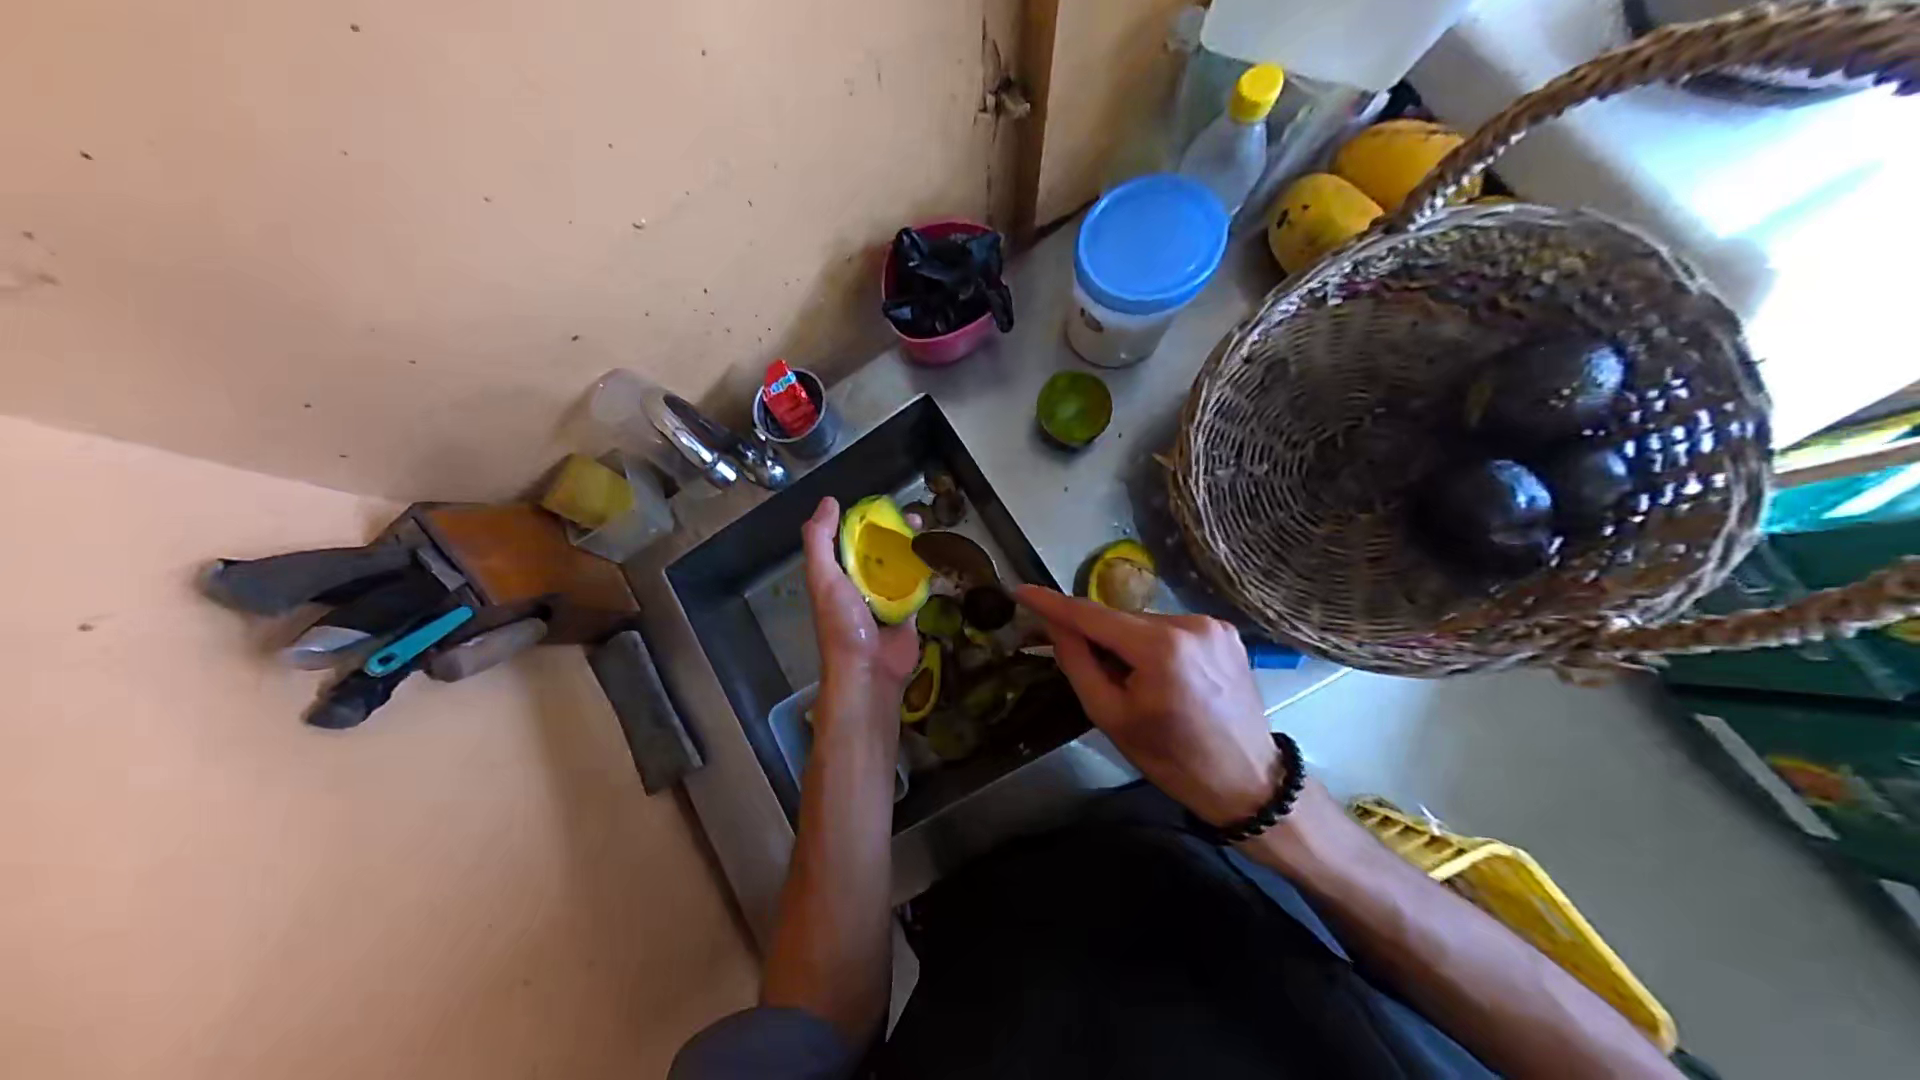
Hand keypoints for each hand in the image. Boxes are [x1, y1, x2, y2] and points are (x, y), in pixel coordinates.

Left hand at [802, 497, 921, 703]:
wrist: (869, 671)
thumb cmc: (842, 624)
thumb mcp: (823, 578)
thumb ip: (820, 540)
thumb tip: (829, 501)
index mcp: (836, 574)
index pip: (848, 538)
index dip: (864, 519)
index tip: (883, 506)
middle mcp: (859, 583)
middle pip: (878, 549)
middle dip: (894, 531)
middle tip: (914, 518)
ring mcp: (884, 597)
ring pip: (899, 564)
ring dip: (912, 547)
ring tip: (927, 532)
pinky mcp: (907, 611)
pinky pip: (917, 585)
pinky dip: (925, 571)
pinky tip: (935, 556)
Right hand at [1014, 586, 1282, 826]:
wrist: (1246, 780)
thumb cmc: (1172, 758)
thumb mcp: (1111, 717)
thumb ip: (1077, 663)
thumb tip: (1054, 625)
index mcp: (1160, 648)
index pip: (1092, 615)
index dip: (1052, 603)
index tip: (1021, 591)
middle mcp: (1189, 623)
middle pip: (1120, 619)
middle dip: (1098, 637)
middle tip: (1090, 670)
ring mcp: (1212, 625)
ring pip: (1145, 623)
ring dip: (1128, 642)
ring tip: (1135, 682)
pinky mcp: (1225, 631)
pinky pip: (1171, 628)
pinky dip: (1154, 644)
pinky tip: (1163, 675)